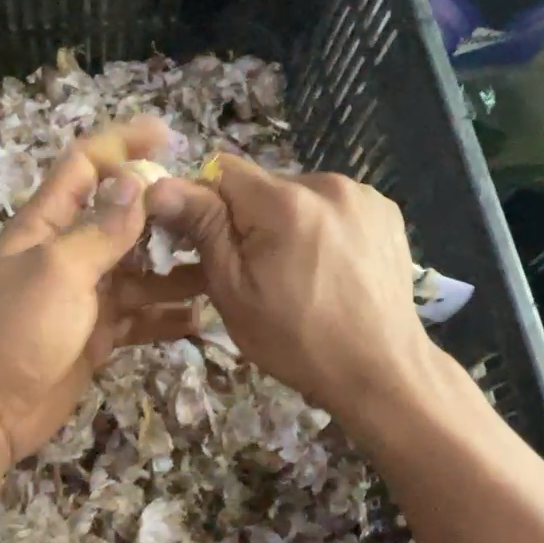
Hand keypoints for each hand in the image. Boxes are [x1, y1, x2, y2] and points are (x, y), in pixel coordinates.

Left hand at [0, 118, 202, 469]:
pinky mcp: (96, 335)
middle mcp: (66, 253)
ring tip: (218, 268)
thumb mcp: (58, 271)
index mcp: (46, 225)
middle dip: (161, 211)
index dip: (122, 143)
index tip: (167, 133)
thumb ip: (100, 230)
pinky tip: (199, 320)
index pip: (84, 167)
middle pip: (119, 218)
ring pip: (137, 270)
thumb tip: (136, 182)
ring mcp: (82, 296)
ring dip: (174, 268)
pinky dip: (166, 317)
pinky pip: (138, 316)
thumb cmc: (15, 331)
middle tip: (210, 213)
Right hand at [143, 155, 436, 419]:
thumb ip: (202, 228)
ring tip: (299, 272)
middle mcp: (327, 183)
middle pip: (263, 184)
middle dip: (250, 218)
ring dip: (287, 221)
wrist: (382, 372)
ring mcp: (363, 195)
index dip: (206, 203)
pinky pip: (333, 205)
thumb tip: (158, 185)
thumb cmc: (297, 341)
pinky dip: (322, 226)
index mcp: (285, 203)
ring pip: (298, 194)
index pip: (222, 170)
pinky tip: (331, 267)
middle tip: (257, 271)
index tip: (211, 245)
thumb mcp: (234, 292)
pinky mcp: (386, 210)